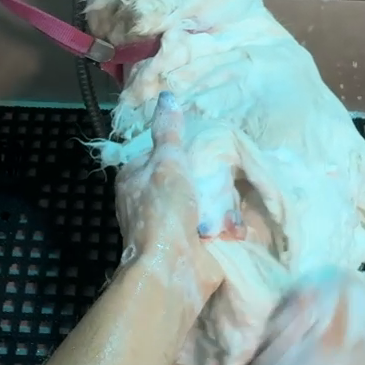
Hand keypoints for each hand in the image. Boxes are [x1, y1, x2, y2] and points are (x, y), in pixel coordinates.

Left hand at [114, 92, 225, 308]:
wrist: (174, 269)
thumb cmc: (165, 211)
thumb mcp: (168, 162)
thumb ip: (169, 131)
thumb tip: (167, 96)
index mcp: (134, 179)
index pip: (159, 153)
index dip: (181, 149)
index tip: (204, 146)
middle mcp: (148, 200)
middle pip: (185, 176)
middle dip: (206, 178)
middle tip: (222, 174)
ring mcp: (170, 223)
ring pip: (202, 199)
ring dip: (218, 203)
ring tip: (226, 203)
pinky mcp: (191, 242)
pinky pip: (212, 223)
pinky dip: (222, 223)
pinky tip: (230, 224)